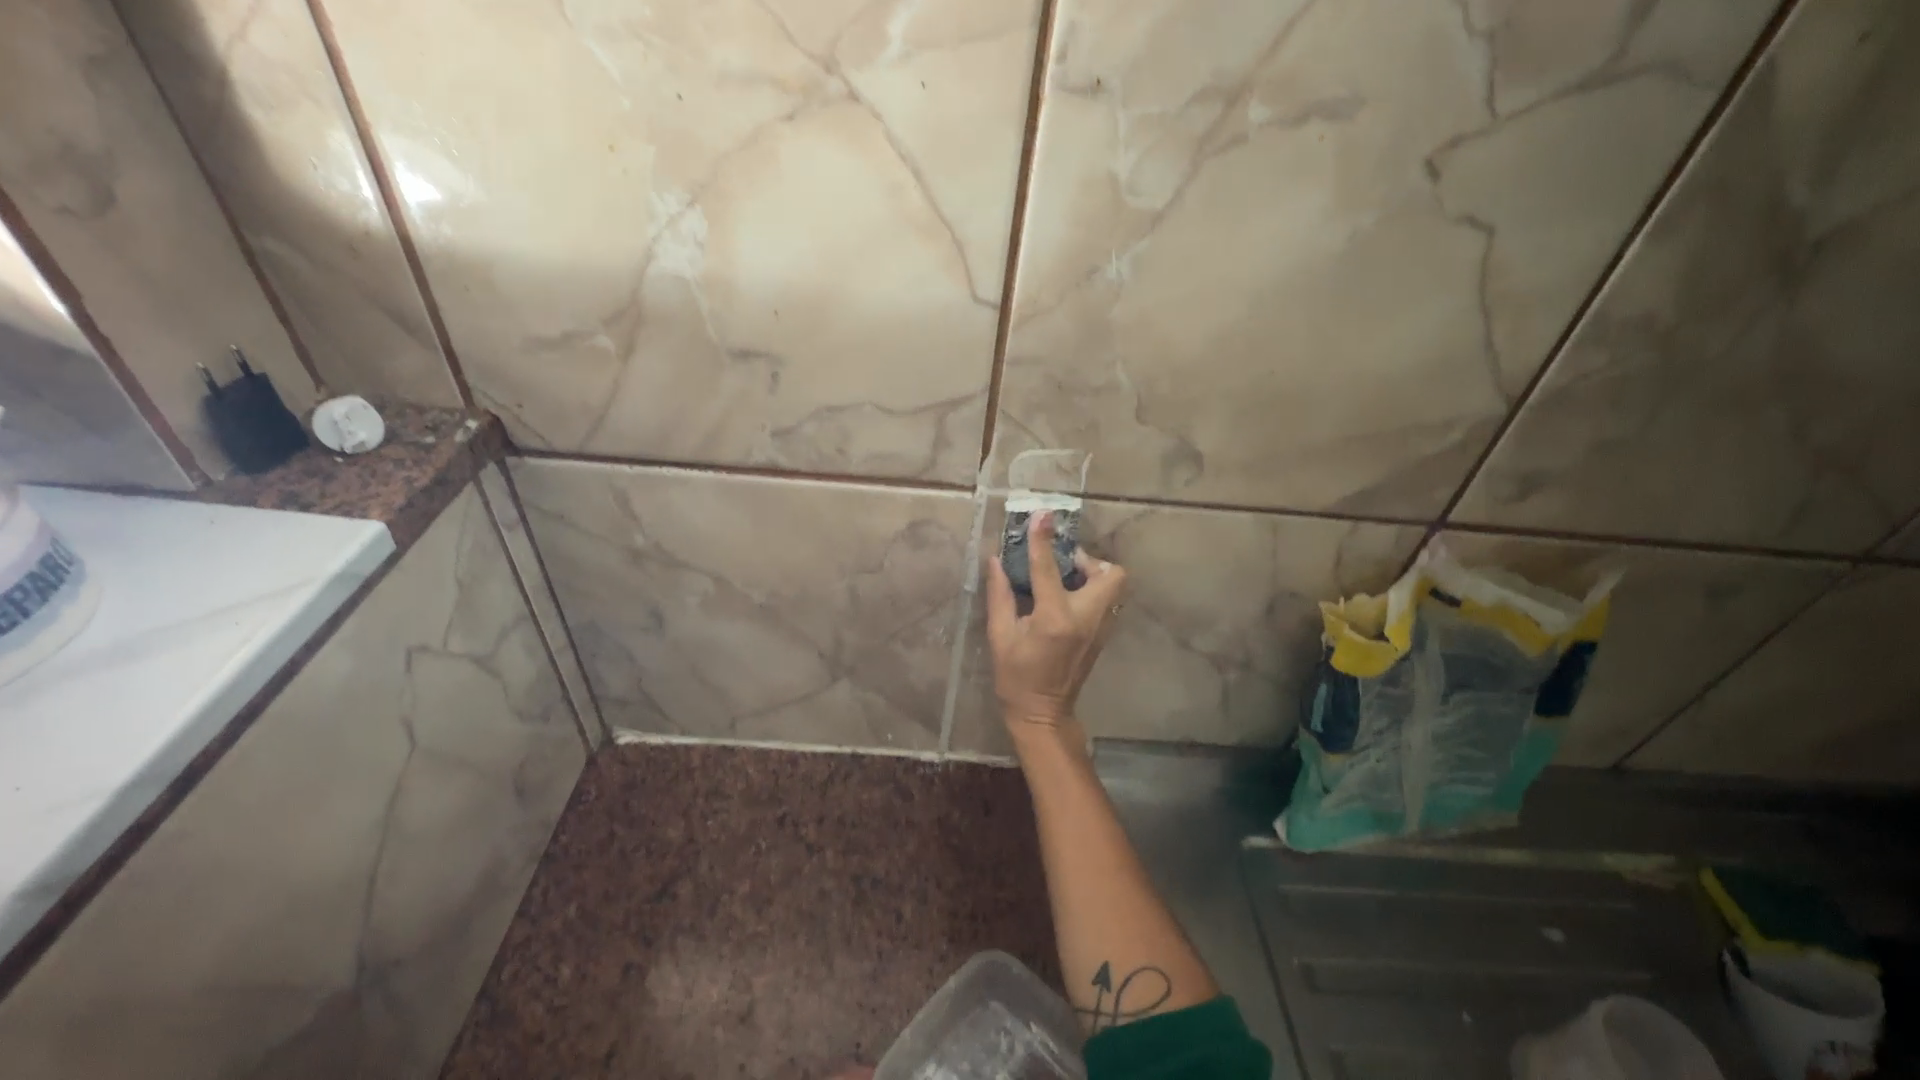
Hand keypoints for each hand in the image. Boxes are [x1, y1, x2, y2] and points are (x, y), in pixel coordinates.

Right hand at [984, 511, 1128, 739]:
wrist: (1043, 713)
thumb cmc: (1016, 677)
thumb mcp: (1000, 636)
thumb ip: (1000, 595)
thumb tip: (996, 560)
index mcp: (1055, 618)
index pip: (1049, 568)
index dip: (1042, 539)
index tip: (1041, 516)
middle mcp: (1086, 618)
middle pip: (1110, 573)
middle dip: (1089, 561)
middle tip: (1062, 565)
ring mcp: (1100, 628)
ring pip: (1114, 585)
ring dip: (1092, 574)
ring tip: (1063, 580)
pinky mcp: (1103, 635)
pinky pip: (1107, 599)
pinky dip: (1092, 590)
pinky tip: (1066, 598)